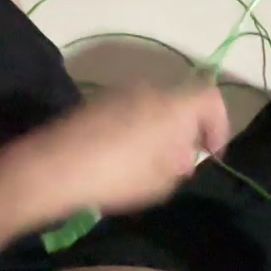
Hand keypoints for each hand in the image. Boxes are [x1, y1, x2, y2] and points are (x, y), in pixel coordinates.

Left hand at [0, 83, 230, 222]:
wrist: (51, 167)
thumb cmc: (116, 176)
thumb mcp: (161, 182)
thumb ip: (182, 165)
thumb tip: (184, 154)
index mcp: (174, 104)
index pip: (212, 99)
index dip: (220, 125)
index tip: (212, 154)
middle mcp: (149, 88)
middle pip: (181, 102)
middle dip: (186, 131)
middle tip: (180, 163)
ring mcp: (119, 92)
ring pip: (153, 107)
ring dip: (160, 131)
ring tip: (149, 165)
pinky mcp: (94, 102)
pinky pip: (128, 111)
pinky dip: (135, 130)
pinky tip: (121, 159)